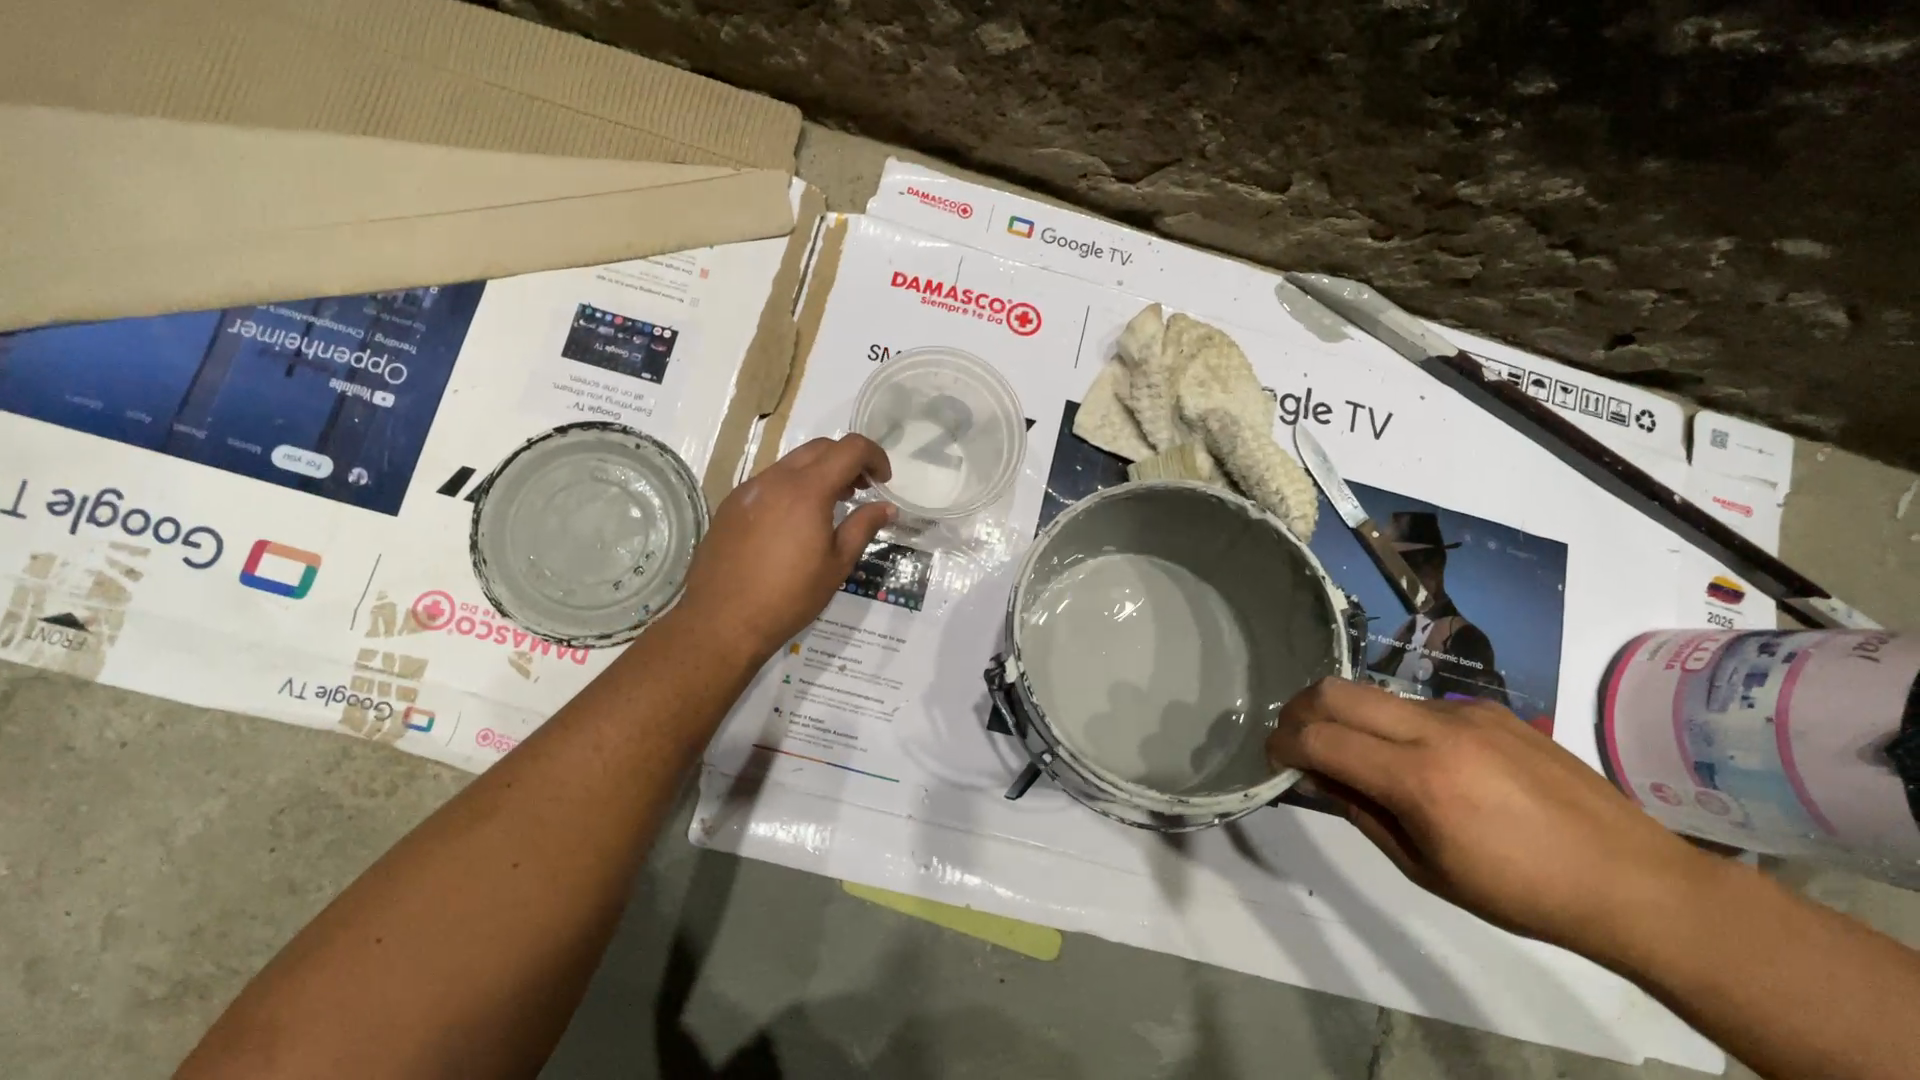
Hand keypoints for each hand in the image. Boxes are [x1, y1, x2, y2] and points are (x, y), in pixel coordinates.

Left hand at [676, 435, 895, 662]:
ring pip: (792, 463)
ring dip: (818, 474)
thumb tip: (886, 508)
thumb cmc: (789, 597)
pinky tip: (794, 524)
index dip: (875, 456)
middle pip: (820, 447)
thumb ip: (863, 527)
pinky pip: (769, 483)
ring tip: (830, 508)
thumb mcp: (837, 565)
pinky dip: (792, 488)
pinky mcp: (731, 505)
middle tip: (861, 491)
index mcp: (807, 490)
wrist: (722, 621)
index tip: (883, 481)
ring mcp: (749, 490)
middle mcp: (776, 479)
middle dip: (847, 461)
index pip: (850, 449)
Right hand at [1267, 678, 1710, 959]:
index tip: (1273, 758)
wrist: (1632, 880)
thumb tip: (1316, 776)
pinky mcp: (1493, 709)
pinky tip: (1420, 760)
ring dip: (1348, 715)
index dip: (1283, 743)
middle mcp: (1437, 729)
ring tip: (1356, 755)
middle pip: (1336, 690)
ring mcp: (1467, 712)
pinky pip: (1420, 705)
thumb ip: (1362, 811)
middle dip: (1299, 710)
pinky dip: (1394, 723)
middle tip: (1295, 740)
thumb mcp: (1426, 867)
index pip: (1320, 737)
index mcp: (1419, 779)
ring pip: (1376, 692)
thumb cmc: (1521, 892)